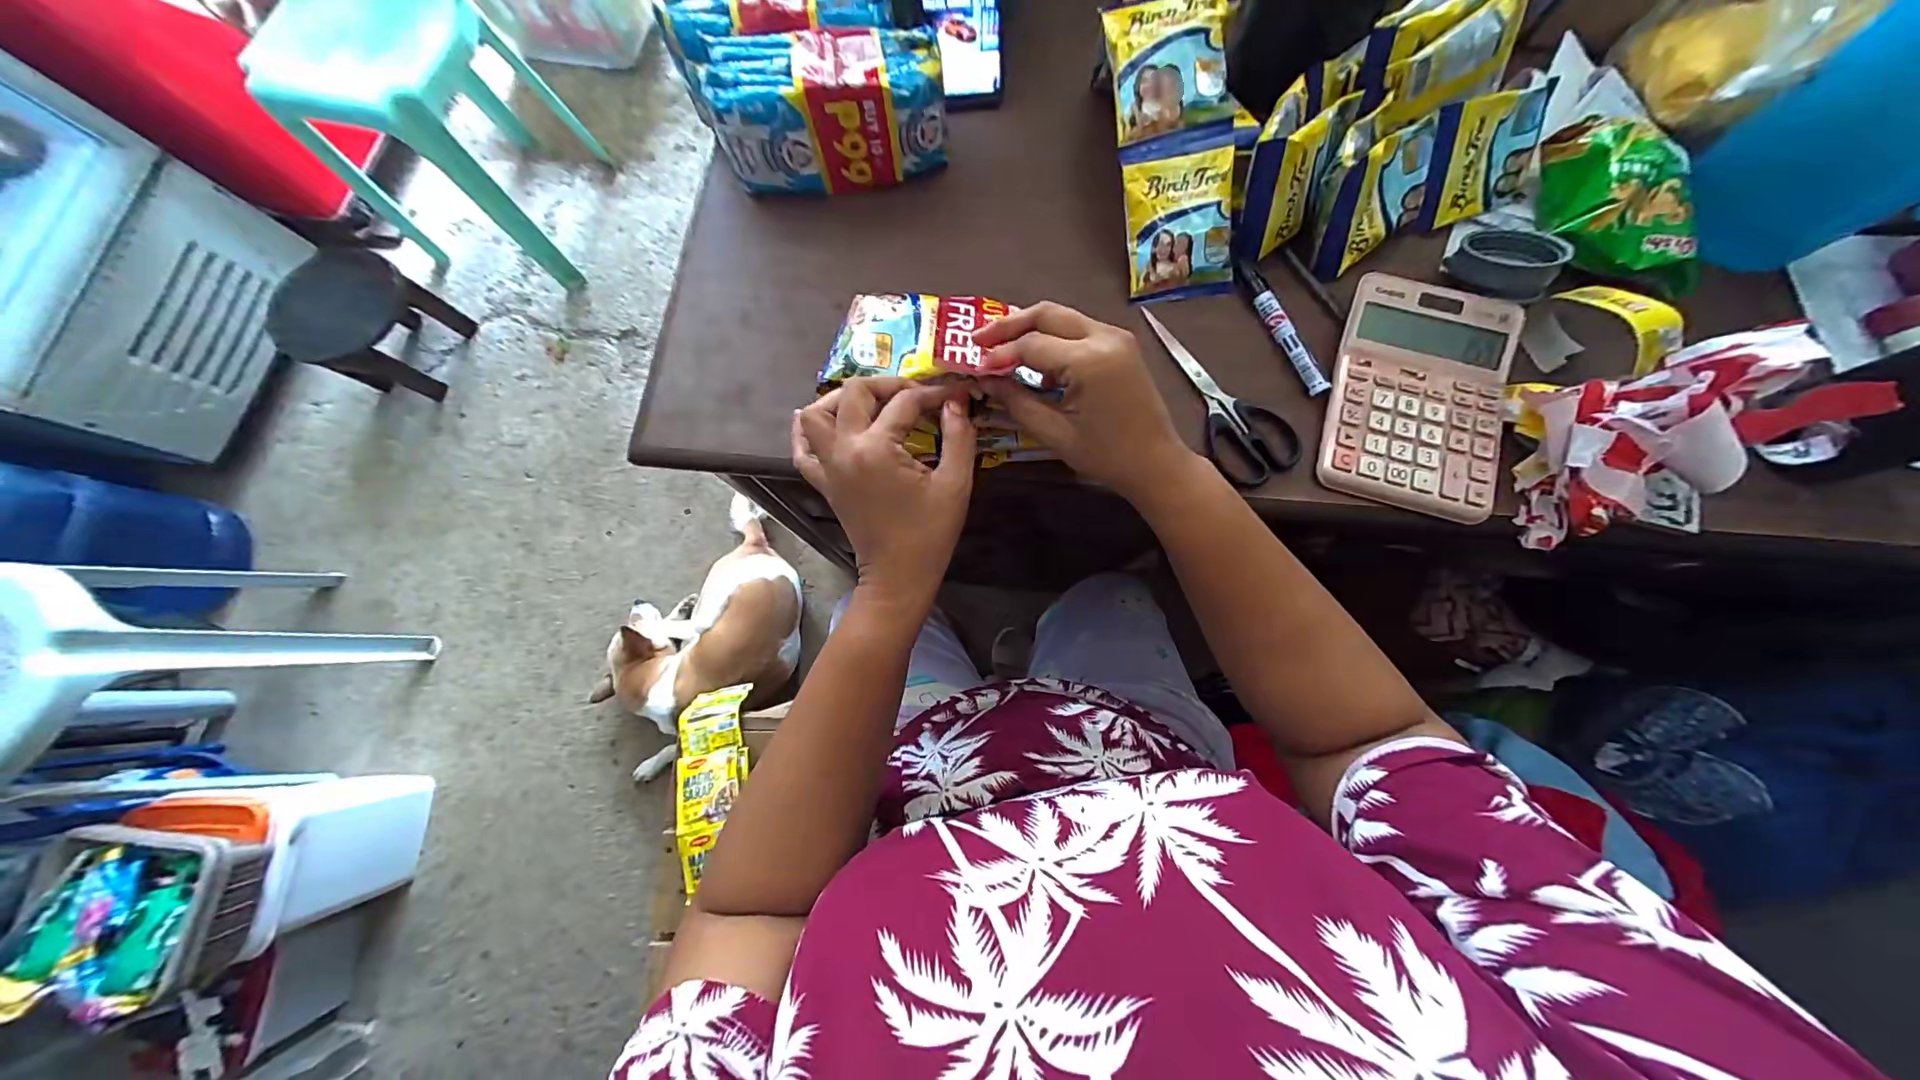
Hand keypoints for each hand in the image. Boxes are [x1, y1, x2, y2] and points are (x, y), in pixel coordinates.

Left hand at [791, 377, 977, 609]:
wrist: (898, 575)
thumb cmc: (930, 533)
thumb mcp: (955, 483)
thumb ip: (959, 436)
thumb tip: (957, 401)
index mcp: (876, 449)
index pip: (904, 402)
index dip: (932, 393)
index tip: (953, 393)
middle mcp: (844, 450)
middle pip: (854, 392)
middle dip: (886, 384)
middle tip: (913, 394)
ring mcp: (828, 466)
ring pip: (816, 414)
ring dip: (842, 399)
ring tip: (872, 404)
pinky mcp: (823, 483)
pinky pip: (802, 449)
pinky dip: (809, 431)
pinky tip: (830, 425)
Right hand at [972, 302, 1200, 502]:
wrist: (1155, 462)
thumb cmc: (1106, 455)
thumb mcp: (1055, 433)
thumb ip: (1017, 402)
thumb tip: (986, 381)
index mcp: (1089, 360)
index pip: (1031, 345)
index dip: (999, 355)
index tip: (975, 366)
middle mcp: (1104, 337)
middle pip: (1046, 314)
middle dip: (1008, 325)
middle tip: (978, 339)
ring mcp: (1115, 337)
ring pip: (1062, 317)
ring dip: (1029, 328)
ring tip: (999, 346)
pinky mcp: (1119, 345)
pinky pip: (1077, 329)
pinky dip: (1051, 337)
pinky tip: (1033, 359)